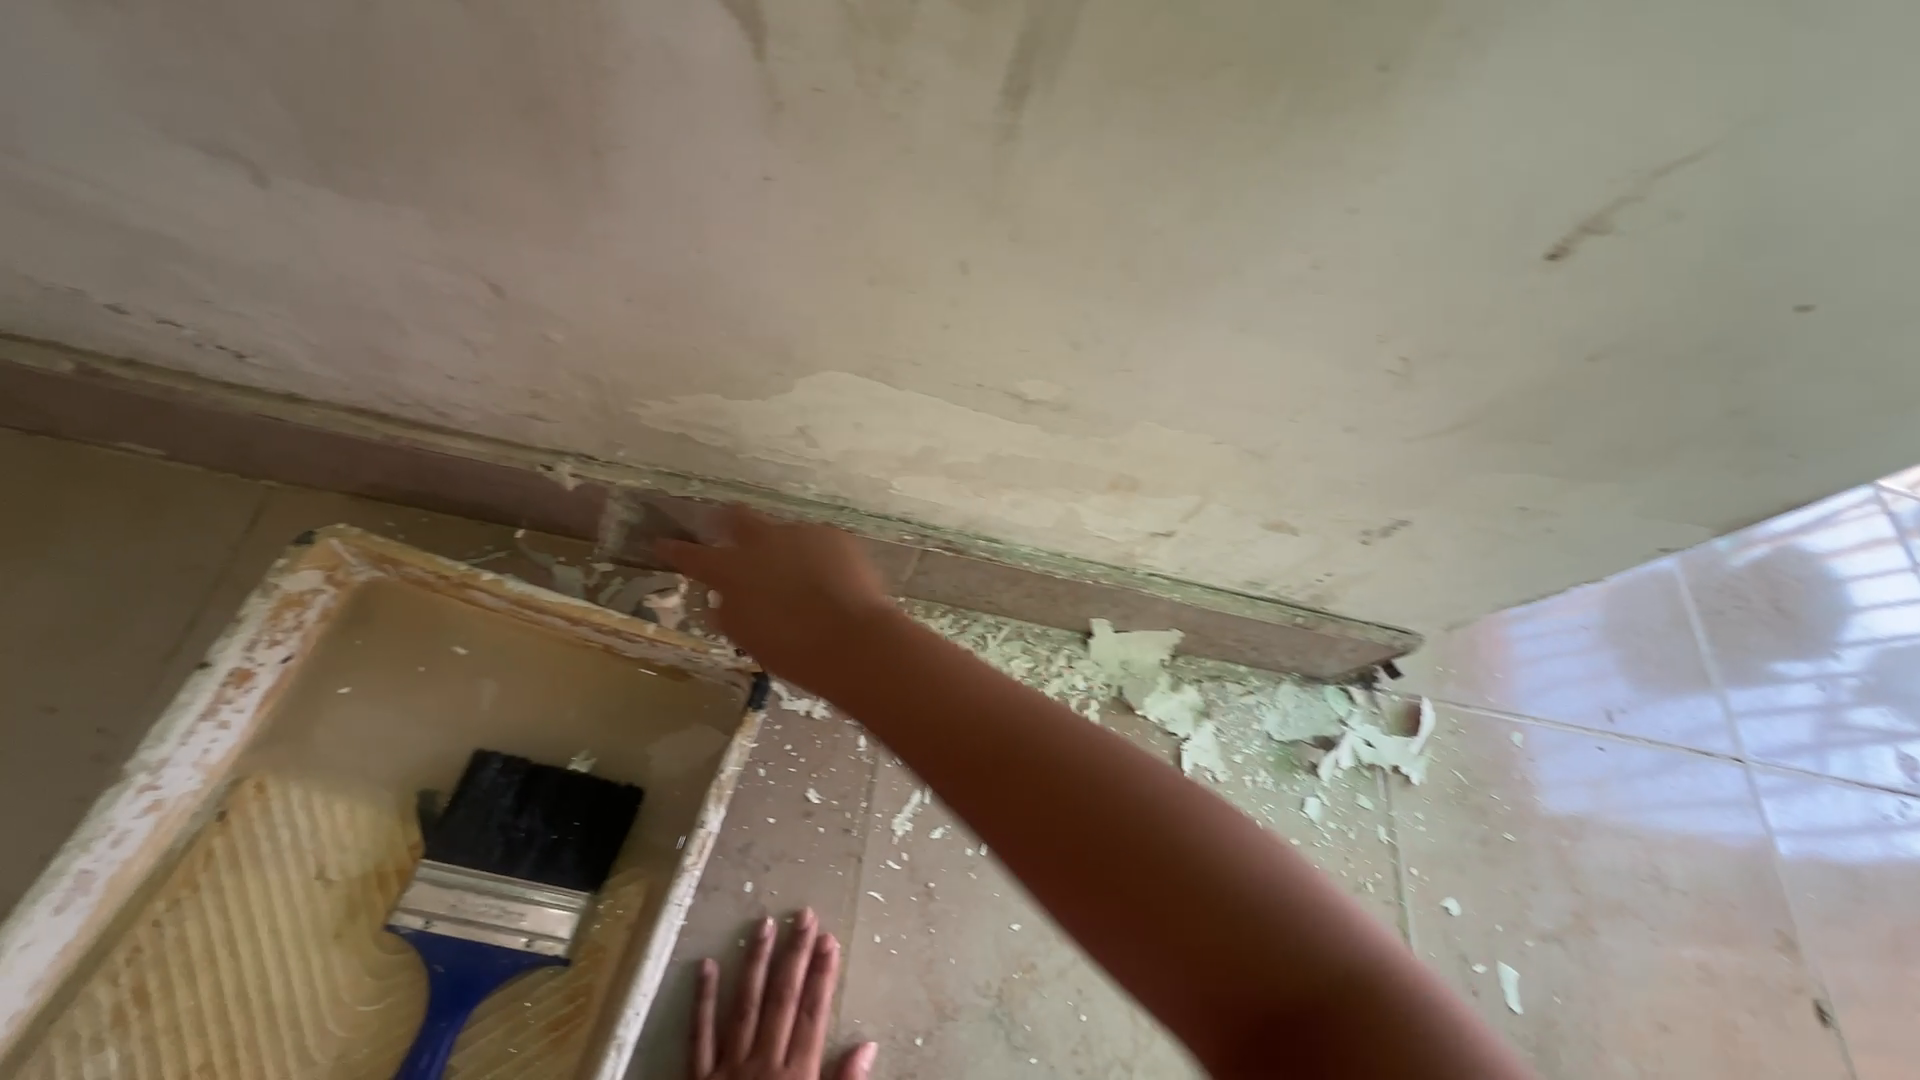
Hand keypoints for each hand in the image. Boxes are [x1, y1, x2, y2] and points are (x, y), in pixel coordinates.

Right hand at [658, 506, 899, 685]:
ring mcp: (801, 533)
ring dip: (782, 547)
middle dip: (728, 522)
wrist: (853, 639)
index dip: (675, 550)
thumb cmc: (792, 649)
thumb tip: (724, 598)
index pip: (692, 556)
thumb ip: (729, 610)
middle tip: (727, 530)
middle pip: (737, 517)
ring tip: (798, 574)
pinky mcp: (835, 536)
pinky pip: (817, 541)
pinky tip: (829, 578)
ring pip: (783, 532)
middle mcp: (762, 542)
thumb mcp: (746, 635)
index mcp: (732, 570)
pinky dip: (816, 556)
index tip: (661, 543)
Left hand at [692, 909, 876, 1079]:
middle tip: (804, 915)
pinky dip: (702, 1001)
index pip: (813, 1015)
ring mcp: (727, 1070)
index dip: (824, 976)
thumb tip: (867, 1046)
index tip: (830, 939)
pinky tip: (706, 965)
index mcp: (796, 1078)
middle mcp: (762, 1065)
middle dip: (795, 956)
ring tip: (763, 924)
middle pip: (782, 1001)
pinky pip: (698, 1036)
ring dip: (754, 963)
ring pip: (743, 1007)